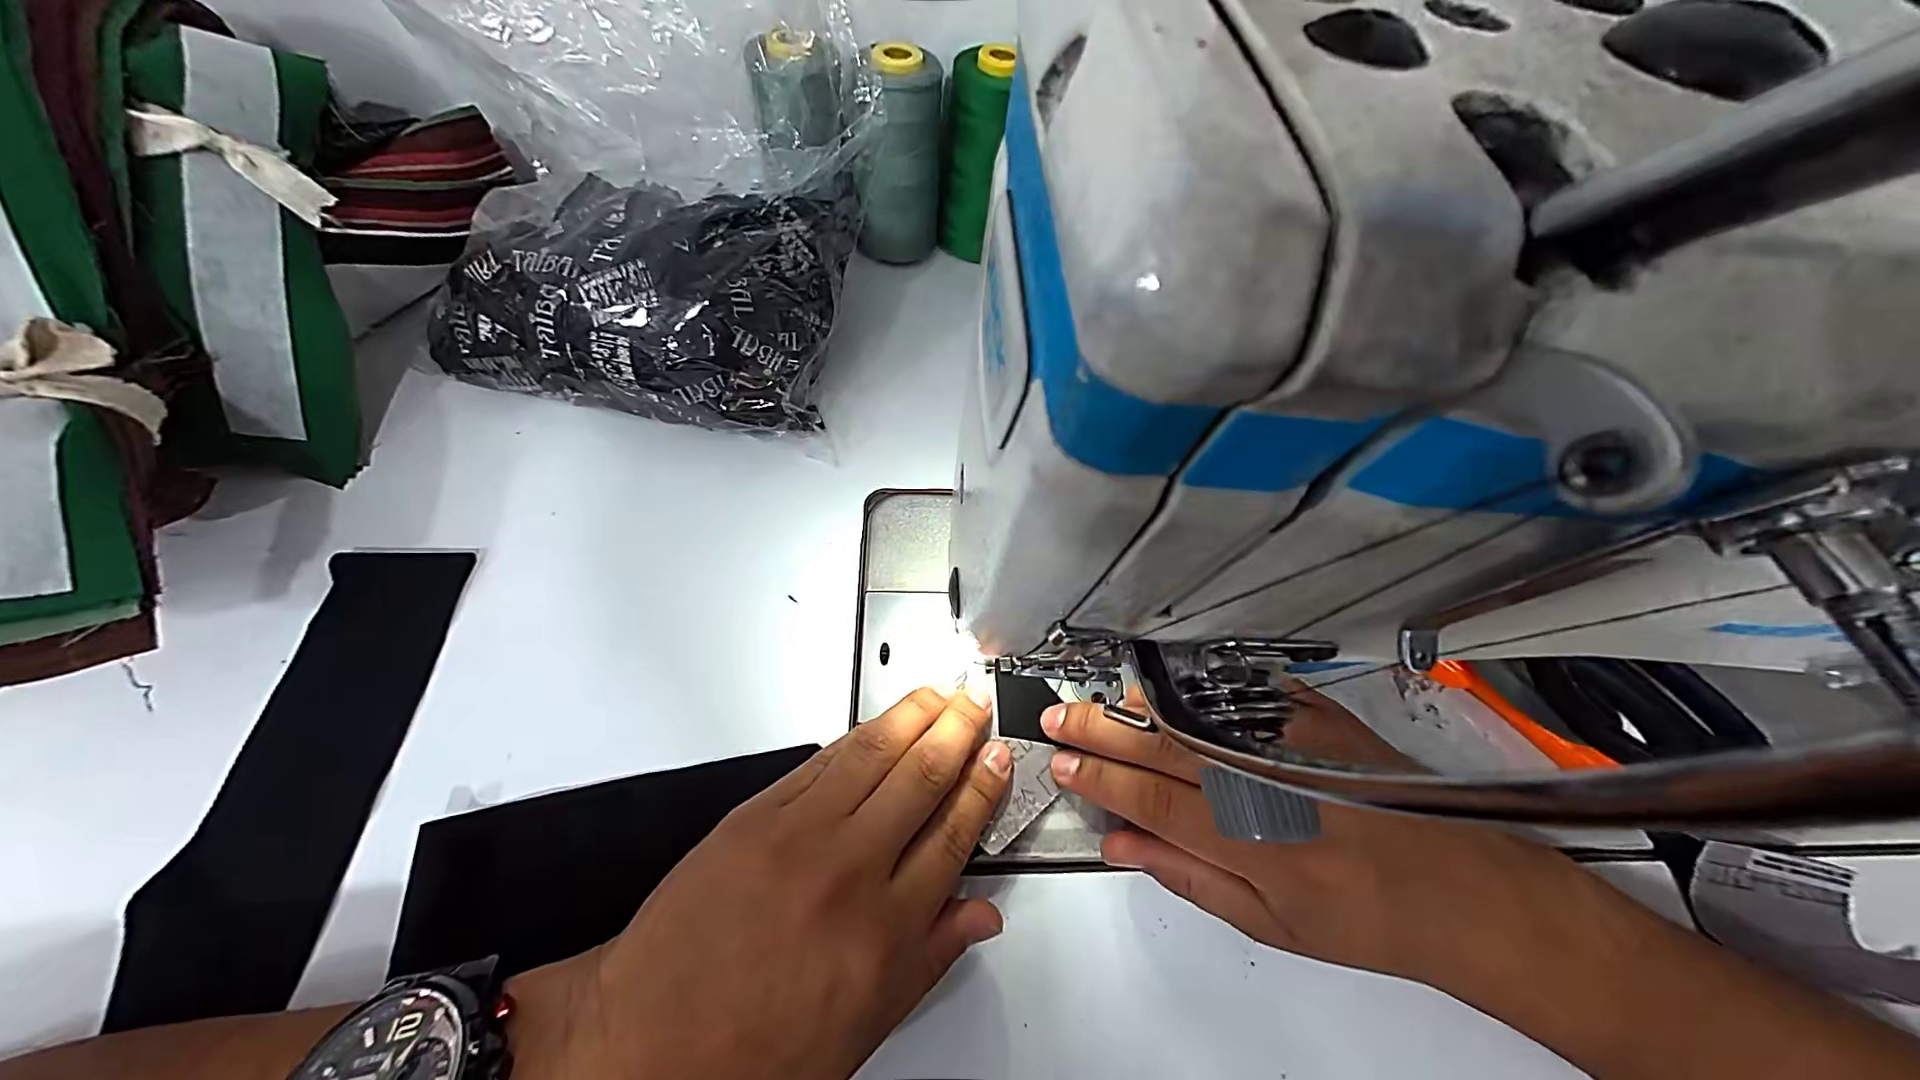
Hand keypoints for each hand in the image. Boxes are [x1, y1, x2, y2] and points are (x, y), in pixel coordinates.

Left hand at [523, 683, 1011, 1079]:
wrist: (647, 1040)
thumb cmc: (753, 1049)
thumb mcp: (866, 1021)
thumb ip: (933, 955)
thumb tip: (980, 917)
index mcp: (886, 929)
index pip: (953, 832)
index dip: (981, 786)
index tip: (996, 758)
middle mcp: (849, 871)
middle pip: (921, 777)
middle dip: (957, 731)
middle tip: (975, 703)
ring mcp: (800, 835)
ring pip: (874, 755)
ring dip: (913, 715)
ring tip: (938, 694)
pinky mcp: (756, 815)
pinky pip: (819, 762)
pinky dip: (856, 735)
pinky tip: (876, 722)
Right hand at [1037, 688, 1606, 989]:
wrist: (1461, 885)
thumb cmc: (1370, 915)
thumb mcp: (1268, 922)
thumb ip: (1185, 875)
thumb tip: (1124, 845)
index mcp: (1249, 841)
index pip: (1148, 797)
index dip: (1098, 779)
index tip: (1065, 766)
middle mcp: (1265, 783)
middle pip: (1158, 746)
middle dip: (1097, 730)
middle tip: (1059, 720)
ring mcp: (1289, 742)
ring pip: (1190, 713)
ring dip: (1134, 707)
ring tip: (1096, 706)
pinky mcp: (1313, 716)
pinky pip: (1236, 693)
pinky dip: (1189, 691)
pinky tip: (1160, 690)